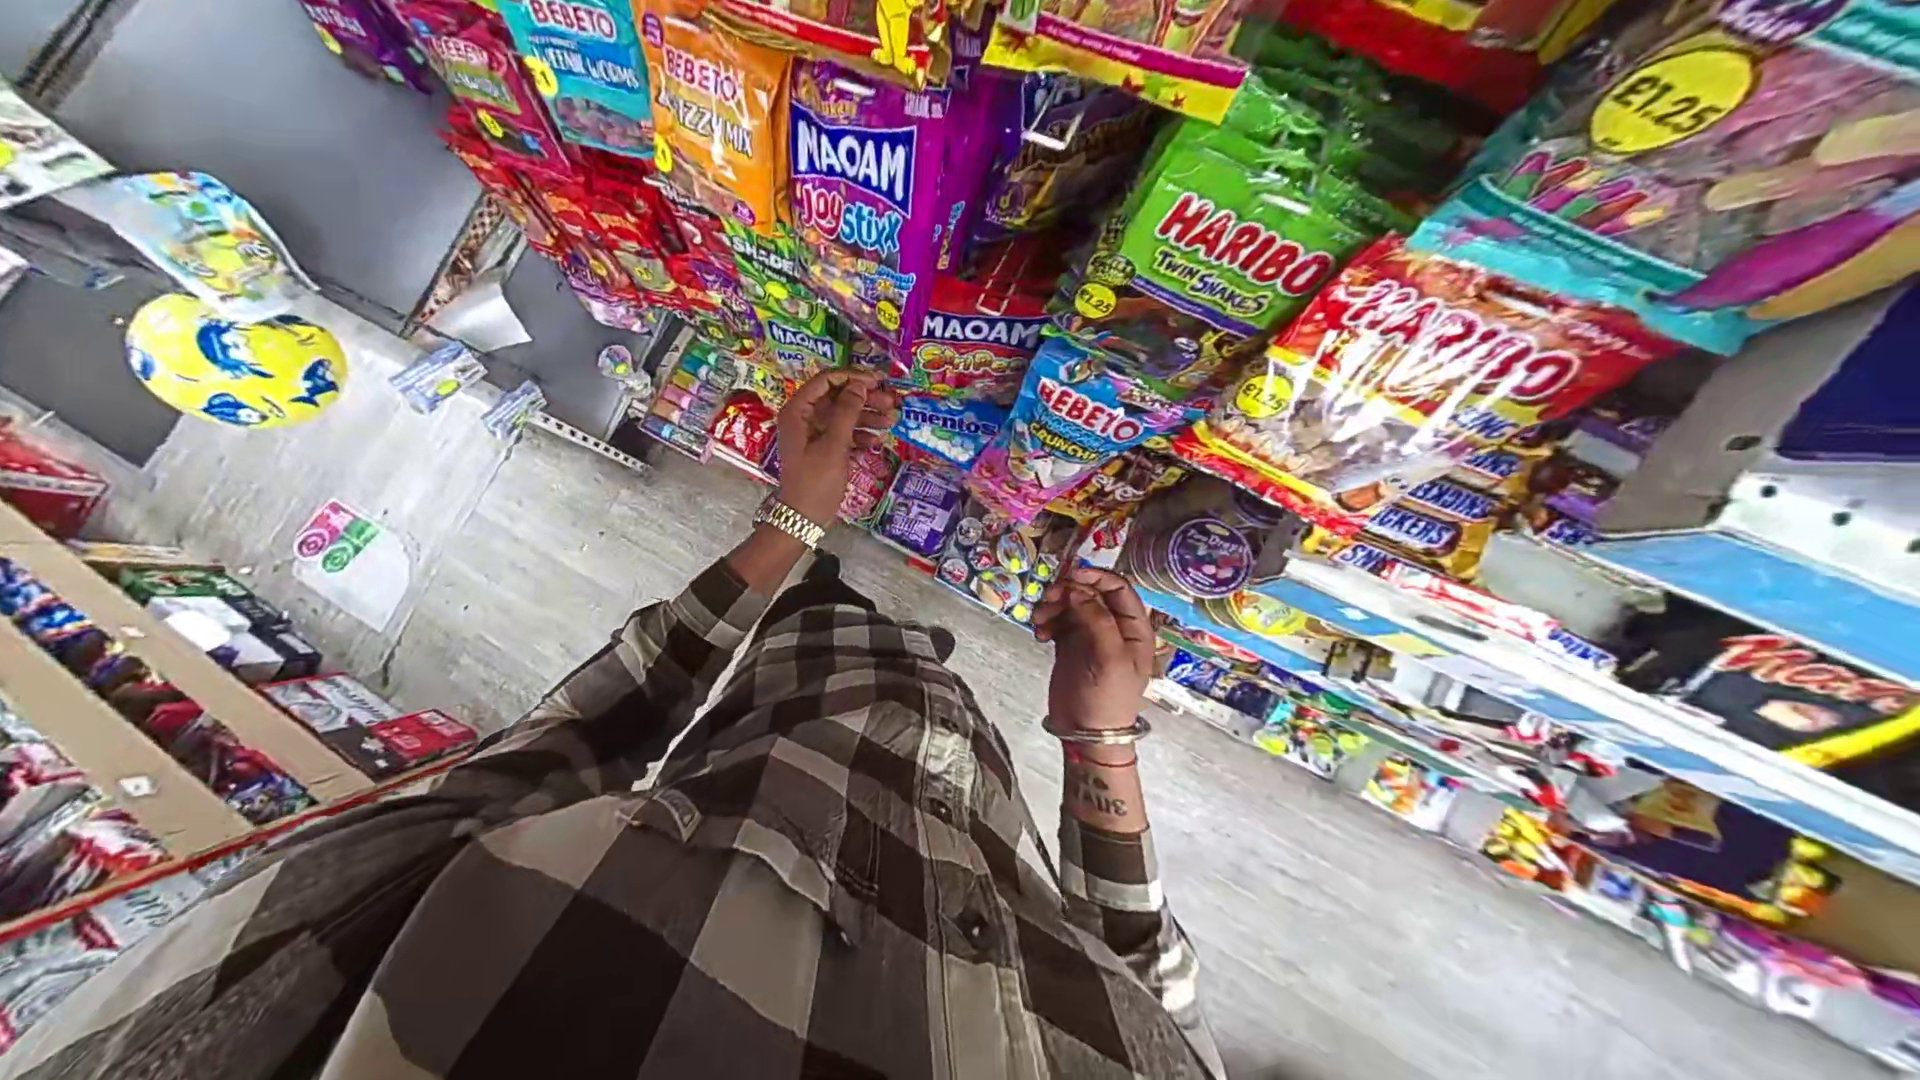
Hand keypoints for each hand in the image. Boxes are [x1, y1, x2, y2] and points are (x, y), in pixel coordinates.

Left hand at [773, 369, 895, 525]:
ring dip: (866, 417)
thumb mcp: (834, 445)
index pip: (825, 380)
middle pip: (837, 397)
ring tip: (890, 421)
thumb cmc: (816, 481)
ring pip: (843, 415)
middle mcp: (803, 417)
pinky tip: (876, 443)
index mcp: (797, 411)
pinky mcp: (822, 448)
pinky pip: (842, 433)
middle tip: (891, 402)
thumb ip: (847, 412)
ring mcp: (812, 433)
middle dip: (864, 399)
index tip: (878, 382)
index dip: (852, 377)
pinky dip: (859, 435)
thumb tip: (860, 385)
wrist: (804, 517)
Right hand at [1033, 567, 1152, 731]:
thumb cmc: (1106, 697)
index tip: (1070, 574)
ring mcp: (1090, 635)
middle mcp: (1113, 626)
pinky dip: (1047, 621)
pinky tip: (1039, 633)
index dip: (1096, 577)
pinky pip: (1058, 620)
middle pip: (1091, 593)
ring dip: (1053, 606)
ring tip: (1040, 619)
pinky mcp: (1070, 645)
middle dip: (1068, 591)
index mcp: (1134, 628)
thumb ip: (1097, 620)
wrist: (1085, 734)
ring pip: (1071, 605)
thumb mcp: (1109, 658)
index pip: (1118, 588)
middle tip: (1048, 596)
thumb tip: (1077, 590)